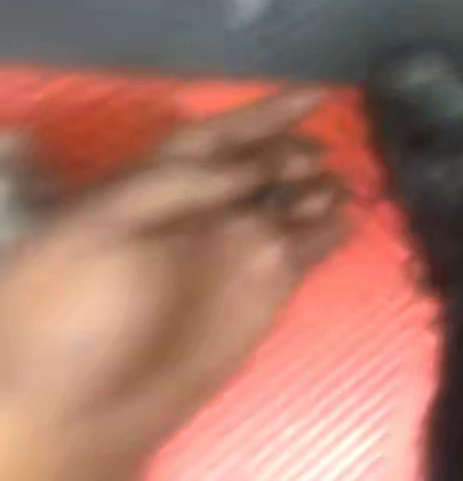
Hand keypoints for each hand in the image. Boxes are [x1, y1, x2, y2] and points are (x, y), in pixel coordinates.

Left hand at [0, 92, 346, 480]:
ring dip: (322, 188)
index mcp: (154, 196)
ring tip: (311, 206)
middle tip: (301, 167)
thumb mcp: (93, 238)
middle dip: (296, 152)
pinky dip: (342, 222)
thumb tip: (257, 166)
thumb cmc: (73, 317)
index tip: (317, 97)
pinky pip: (328, 233)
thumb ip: (173, 185)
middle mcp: (207, 210)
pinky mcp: (279, 272)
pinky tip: (339, 222)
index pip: (215, 137)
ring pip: (308, 191)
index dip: (263, 113)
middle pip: (271, 160)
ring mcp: (246, 242)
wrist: (85, 412)